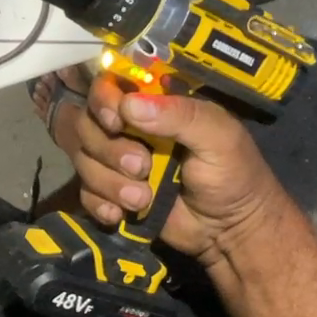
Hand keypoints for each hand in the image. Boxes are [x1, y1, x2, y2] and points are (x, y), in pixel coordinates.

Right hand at [67, 75, 294, 269]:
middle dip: (108, 150)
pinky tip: (121, 214)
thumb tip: (129, 105)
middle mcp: (127, 129)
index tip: (116, 121)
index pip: (108, 86)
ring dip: (109, 182)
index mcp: (153, 106)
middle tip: (142, 167)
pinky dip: (100, 205)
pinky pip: (84, 193)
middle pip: (85, 124)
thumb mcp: (219, 137)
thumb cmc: (233, 174)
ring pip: (83, 160)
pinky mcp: (109, 194)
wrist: (229, 231)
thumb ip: (180, 115)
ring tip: (143, 199)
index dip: (102, 100)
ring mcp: (114, 162)